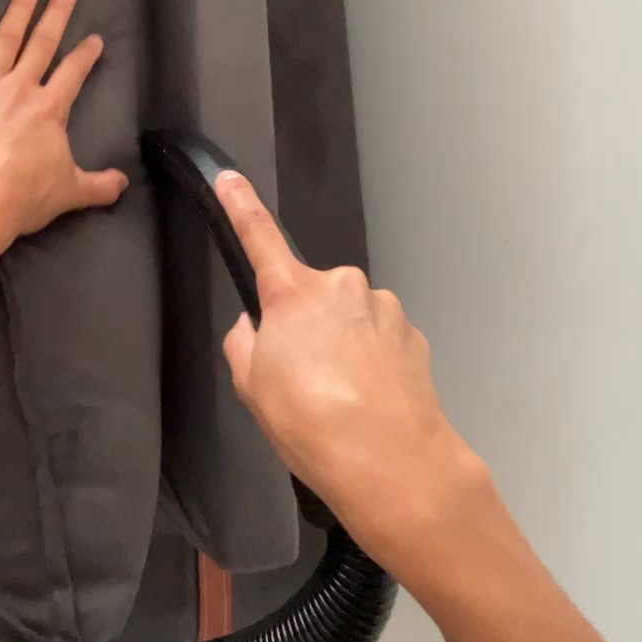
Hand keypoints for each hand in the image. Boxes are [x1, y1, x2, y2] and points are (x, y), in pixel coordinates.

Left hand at [0, 0, 127, 260]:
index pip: (74, 72)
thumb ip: (98, 185)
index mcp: (50, 108)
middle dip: (58, 11)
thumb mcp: (68, 193)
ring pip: (5, 37)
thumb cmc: (21, 197)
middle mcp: (20, 87)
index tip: (95, 38)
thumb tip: (122, 184)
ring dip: (20, 6)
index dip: (86, 54)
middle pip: (43, 42)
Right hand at [215, 172, 483, 554]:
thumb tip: (258, 325)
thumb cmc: (309, 422)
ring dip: (341, 342)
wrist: (394, 464)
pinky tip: (371, 397)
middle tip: (302, 377)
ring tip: (342, 396)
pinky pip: (378, 335)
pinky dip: (371, 358)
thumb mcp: (252, 387)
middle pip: (308, 294)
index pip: (258, 237)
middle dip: (303, 323)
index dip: (239, 205)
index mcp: (292, 293)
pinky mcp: (413, 332)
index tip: (229, 177)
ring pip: (347, 316)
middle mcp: (340, 285)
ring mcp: (382, 306)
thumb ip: (245, 343)